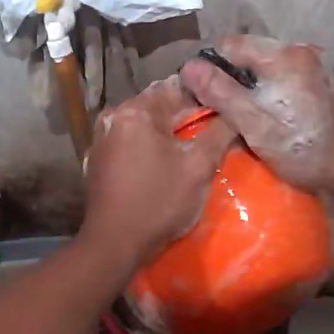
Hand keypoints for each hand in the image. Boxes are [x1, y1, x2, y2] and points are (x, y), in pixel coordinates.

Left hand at [80, 75, 236, 267]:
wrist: (114, 244)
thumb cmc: (158, 202)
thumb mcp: (198, 168)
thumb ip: (219, 133)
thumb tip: (234, 111)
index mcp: (135, 111)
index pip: (178, 90)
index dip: (205, 101)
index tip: (224, 115)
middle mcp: (113, 116)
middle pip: (158, 106)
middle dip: (184, 118)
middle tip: (211, 135)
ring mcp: (101, 137)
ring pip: (144, 124)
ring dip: (167, 134)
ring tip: (191, 151)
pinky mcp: (98, 158)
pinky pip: (130, 141)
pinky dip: (148, 147)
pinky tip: (163, 164)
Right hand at [180, 35, 333, 192]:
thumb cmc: (306, 148)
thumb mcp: (254, 123)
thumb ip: (219, 91)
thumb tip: (187, 66)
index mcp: (284, 54)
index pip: (228, 44)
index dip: (208, 67)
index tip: (199, 95)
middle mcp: (303, 51)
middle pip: (249, 55)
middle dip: (229, 78)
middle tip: (218, 110)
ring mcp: (318, 67)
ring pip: (268, 69)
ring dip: (250, 88)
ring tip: (242, 117)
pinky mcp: (327, 86)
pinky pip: (286, 80)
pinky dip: (271, 94)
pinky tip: (271, 119)